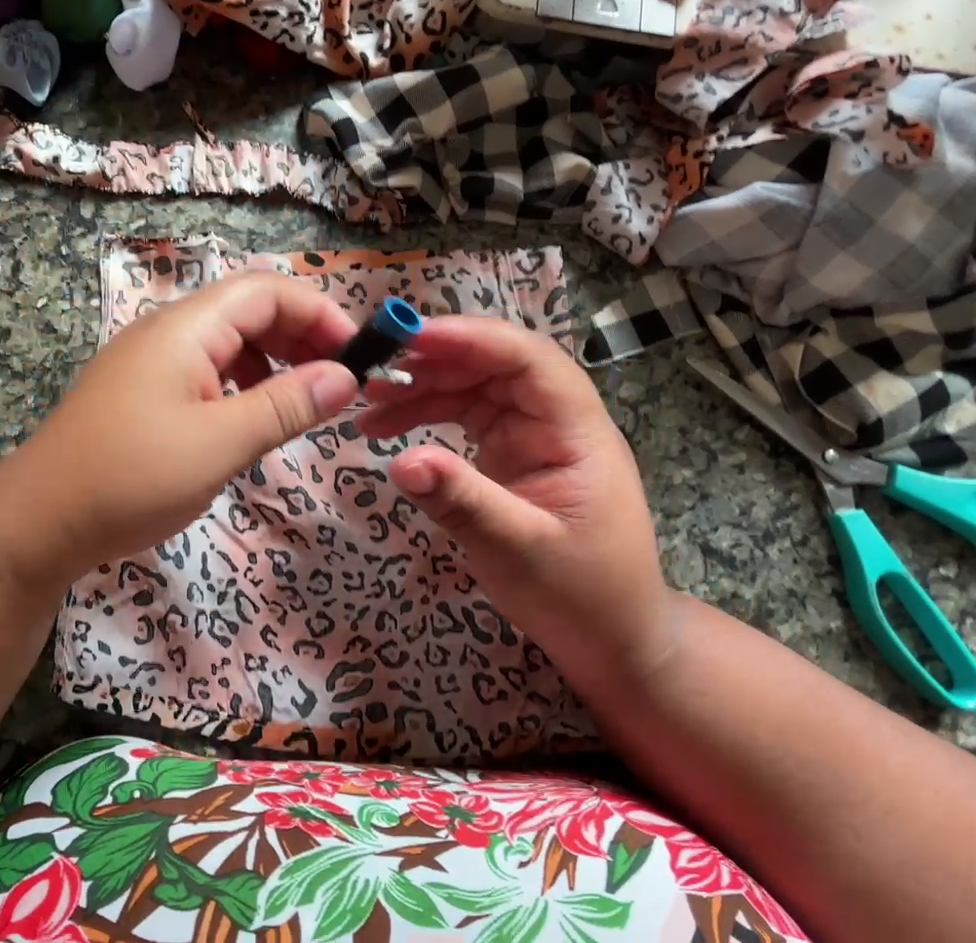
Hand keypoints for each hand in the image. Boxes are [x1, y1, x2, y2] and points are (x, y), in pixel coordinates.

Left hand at [0, 273, 360, 585]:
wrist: (37, 522)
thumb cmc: (130, 478)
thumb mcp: (220, 445)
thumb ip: (285, 406)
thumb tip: (345, 375)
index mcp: (183, 327)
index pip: (266, 289)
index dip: (319, 312)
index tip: (359, 355)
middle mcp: (163, 331)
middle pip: (246, 310)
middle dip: (299, 337)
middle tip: (339, 383)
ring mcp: (145, 362)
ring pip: (224, 342)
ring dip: (270, 363)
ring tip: (301, 404)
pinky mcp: (136, 394)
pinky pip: (200, 371)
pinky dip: (237, 386)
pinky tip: (247, 421)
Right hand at [356, 315, 678, 680]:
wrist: (608, 635)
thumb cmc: (580, 593)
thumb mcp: (517, 550)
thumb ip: (462, 501)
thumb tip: (400, 462)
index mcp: (577, 432)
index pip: (528, 361)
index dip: (471, 340)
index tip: (411, 340)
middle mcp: (555, 420)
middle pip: (494, 365)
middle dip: (433, 362)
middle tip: (372, 374)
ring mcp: (531, 434)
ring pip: (473, 386)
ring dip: (421, 387)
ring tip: (367, 404)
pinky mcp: (509, 451)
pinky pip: (463, 415)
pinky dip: (424, 415)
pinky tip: (385, 427)